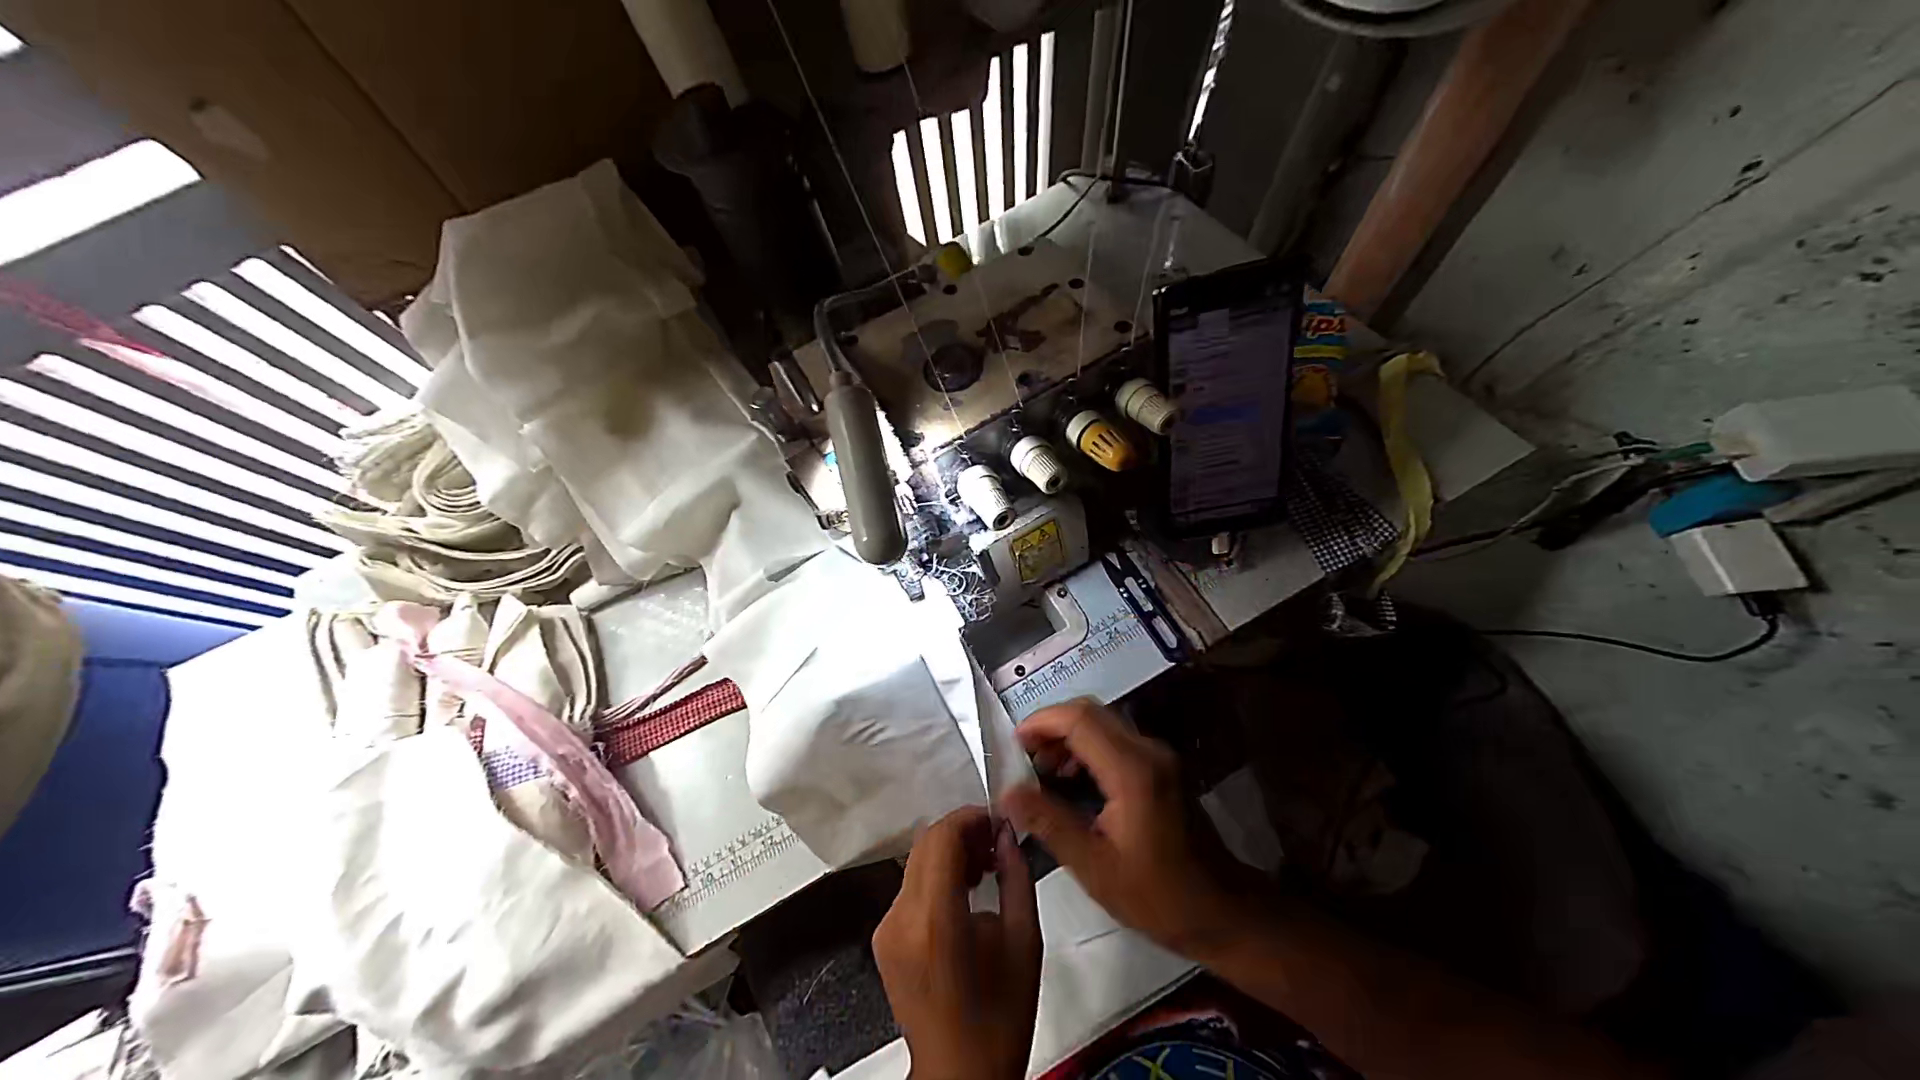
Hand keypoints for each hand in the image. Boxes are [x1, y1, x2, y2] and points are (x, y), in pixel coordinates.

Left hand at [873, 805, 1040, 1079]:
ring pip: (916, 863)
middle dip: (962, 833)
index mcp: (935, 920)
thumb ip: (1016, 878)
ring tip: (985, 868)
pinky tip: (964, 893)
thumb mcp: (1024, 942)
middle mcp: (900, 918)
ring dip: (949, 853)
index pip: (942, 838)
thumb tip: (1006, 835)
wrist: (959, 1075)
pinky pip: (910, 888)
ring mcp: (886, 929)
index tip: (997, 821)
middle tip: (995, 842)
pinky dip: (936, 878)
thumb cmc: (1000, 1018)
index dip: (970, 818)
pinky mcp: (883, 939)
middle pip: (925, 845)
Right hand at [1002, 701, 1251, 959]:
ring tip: (1042, 772)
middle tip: (1024, 758)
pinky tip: (1071, 780)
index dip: (1040, 723)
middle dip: (1051, 727)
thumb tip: (1007, 793)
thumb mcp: (1094, 866)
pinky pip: (1115, 739)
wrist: (1222, 911)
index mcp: (1132, 770)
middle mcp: (1148, 751)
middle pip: (1090, 712)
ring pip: (1102, 722)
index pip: (1078, 719)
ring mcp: (1158, 756)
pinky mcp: (1162, 767)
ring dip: (1068, 737)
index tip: (1013, 746)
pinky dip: (1086, 747)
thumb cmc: (1157, 895)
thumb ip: (1048, 823)